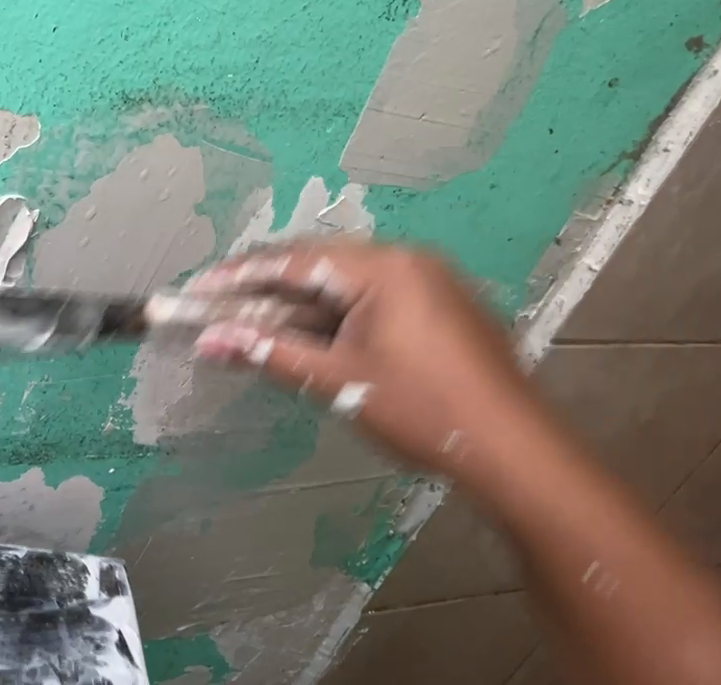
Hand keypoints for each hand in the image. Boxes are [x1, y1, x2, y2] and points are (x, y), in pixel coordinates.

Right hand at [187, 239, 549, 483]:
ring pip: (343, 280)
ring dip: (297, 299)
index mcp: (384, 267)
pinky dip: (332, 311)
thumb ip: (267, 352)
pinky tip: (309, 331)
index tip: (197, 288)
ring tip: (254, 317)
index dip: (239, 275)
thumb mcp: (336, 381)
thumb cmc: (423, 412)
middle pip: (317, 263)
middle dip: (264, 284)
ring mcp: (431, 282)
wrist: (522, 460)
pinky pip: (371, 295)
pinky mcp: (443, 307)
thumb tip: (205, 341)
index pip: (294, 261)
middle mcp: (408, 260)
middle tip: (220, 302)